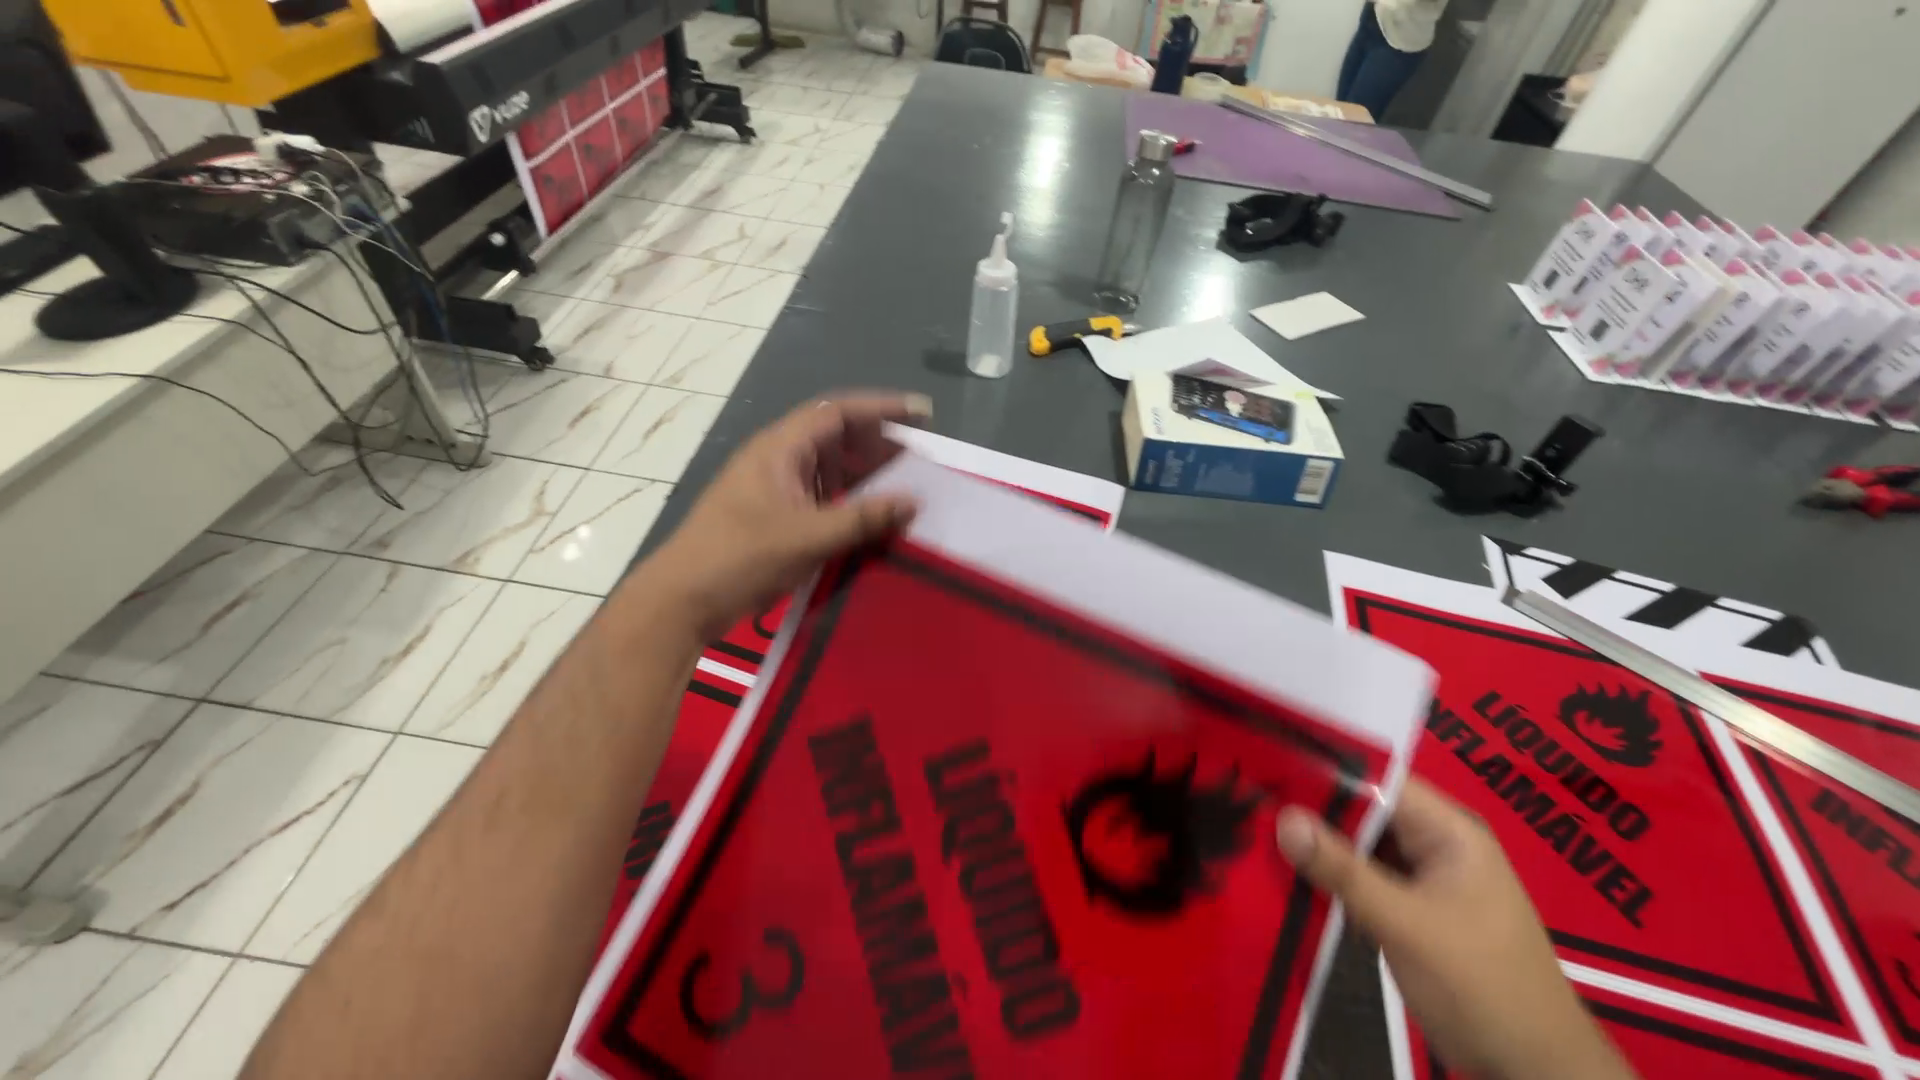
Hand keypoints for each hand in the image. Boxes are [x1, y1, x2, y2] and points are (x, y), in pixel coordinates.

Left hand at [632, 392, 930, 640]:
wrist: (682, 600)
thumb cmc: (740, 557)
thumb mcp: (808, 537)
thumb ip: (863, 517)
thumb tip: (913, 501)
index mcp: (780, 449)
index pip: (837, 412)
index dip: (882, 409)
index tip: (923, 415)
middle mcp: (777, 460)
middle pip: (835, 438)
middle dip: (879, 444)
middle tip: (920, 460)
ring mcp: (773, 490)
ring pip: (828, 470)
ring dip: (866, 476)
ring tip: (905, 488)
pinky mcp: (773, 518)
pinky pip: (820, 498)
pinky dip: (849, 502)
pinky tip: (873, 519)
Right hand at [1274, 779, 1636, 1079]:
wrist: (1534, 1070)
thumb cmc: (1480, 986)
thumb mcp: (1406, 924)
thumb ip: (1344, 870)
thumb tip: (1284, 816)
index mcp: (1450, 833)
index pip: (1380, 782)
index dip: (1327, 773)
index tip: (1269, 769)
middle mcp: (1436, 846)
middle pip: (1366, 813)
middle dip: (1315, 812)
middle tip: (1254, 805)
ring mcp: (1424, 881)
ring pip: (1360, 848)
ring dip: (1320, 848)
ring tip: (1258, 834)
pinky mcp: (1411, 913)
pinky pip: (1363, 881)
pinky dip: (1331, 880)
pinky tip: (1287, 877)